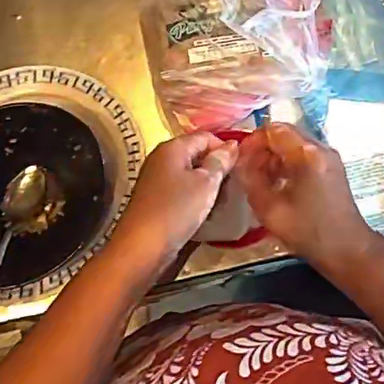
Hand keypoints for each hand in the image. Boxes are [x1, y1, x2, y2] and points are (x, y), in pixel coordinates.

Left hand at [110, 132, 237, 260]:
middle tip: (234, 185)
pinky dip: (196, 197)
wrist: (142, 247)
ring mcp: (157, 179)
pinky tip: (206, 211)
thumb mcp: (206, 183)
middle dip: (218, 167)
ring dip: (208, 184)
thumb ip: (220, 161)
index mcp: (173, 147)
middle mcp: (162, 158)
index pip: (206, 136)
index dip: (225, 148)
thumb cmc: (176, 210)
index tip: (241, 166)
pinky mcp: (156, 199)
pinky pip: (182, 190)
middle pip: (198, 154)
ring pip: (191, 173)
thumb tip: (233, 145)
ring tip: (223, 200)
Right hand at [234, 124, 381, 272]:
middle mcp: (321, 148)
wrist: (348, 249)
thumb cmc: (308, 231)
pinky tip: (278, 183)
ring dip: (275, 156)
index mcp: (307, 154)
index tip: (239, 158)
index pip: (273, 129)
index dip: (252, 140)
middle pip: (285, 133)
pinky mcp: (332, 168)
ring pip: (294, 144)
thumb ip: (251, 180)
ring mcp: (329, 157)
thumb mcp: (270, 209)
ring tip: (260, 178)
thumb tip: (241, 162)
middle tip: (248, 168)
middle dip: (263, 148)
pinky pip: (305, 155)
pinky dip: (288, 163)